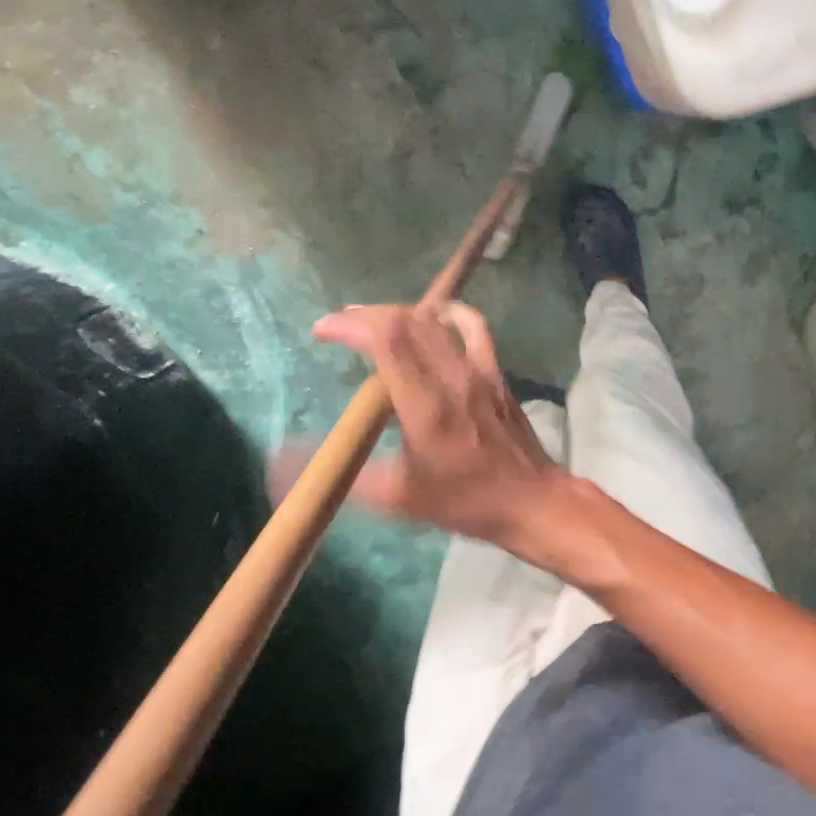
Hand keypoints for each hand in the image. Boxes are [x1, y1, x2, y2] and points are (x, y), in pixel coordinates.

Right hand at [313, 303, 563, 547]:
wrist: (531, 500)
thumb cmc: (464, 501)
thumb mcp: (398, 496)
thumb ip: (345, 477)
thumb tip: (285, 467)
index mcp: (426, 404)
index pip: (387, 339)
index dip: (351, 325)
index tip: (323, 331)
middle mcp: (453, 376)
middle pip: (407, 321)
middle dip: (366, 315)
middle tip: (339, 328)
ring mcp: (480, 369)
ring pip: (436, 321)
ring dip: (400, 314)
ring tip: (373, 322)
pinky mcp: (496, 372)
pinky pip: (474, 328)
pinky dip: (448, 315)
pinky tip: (433, 319)